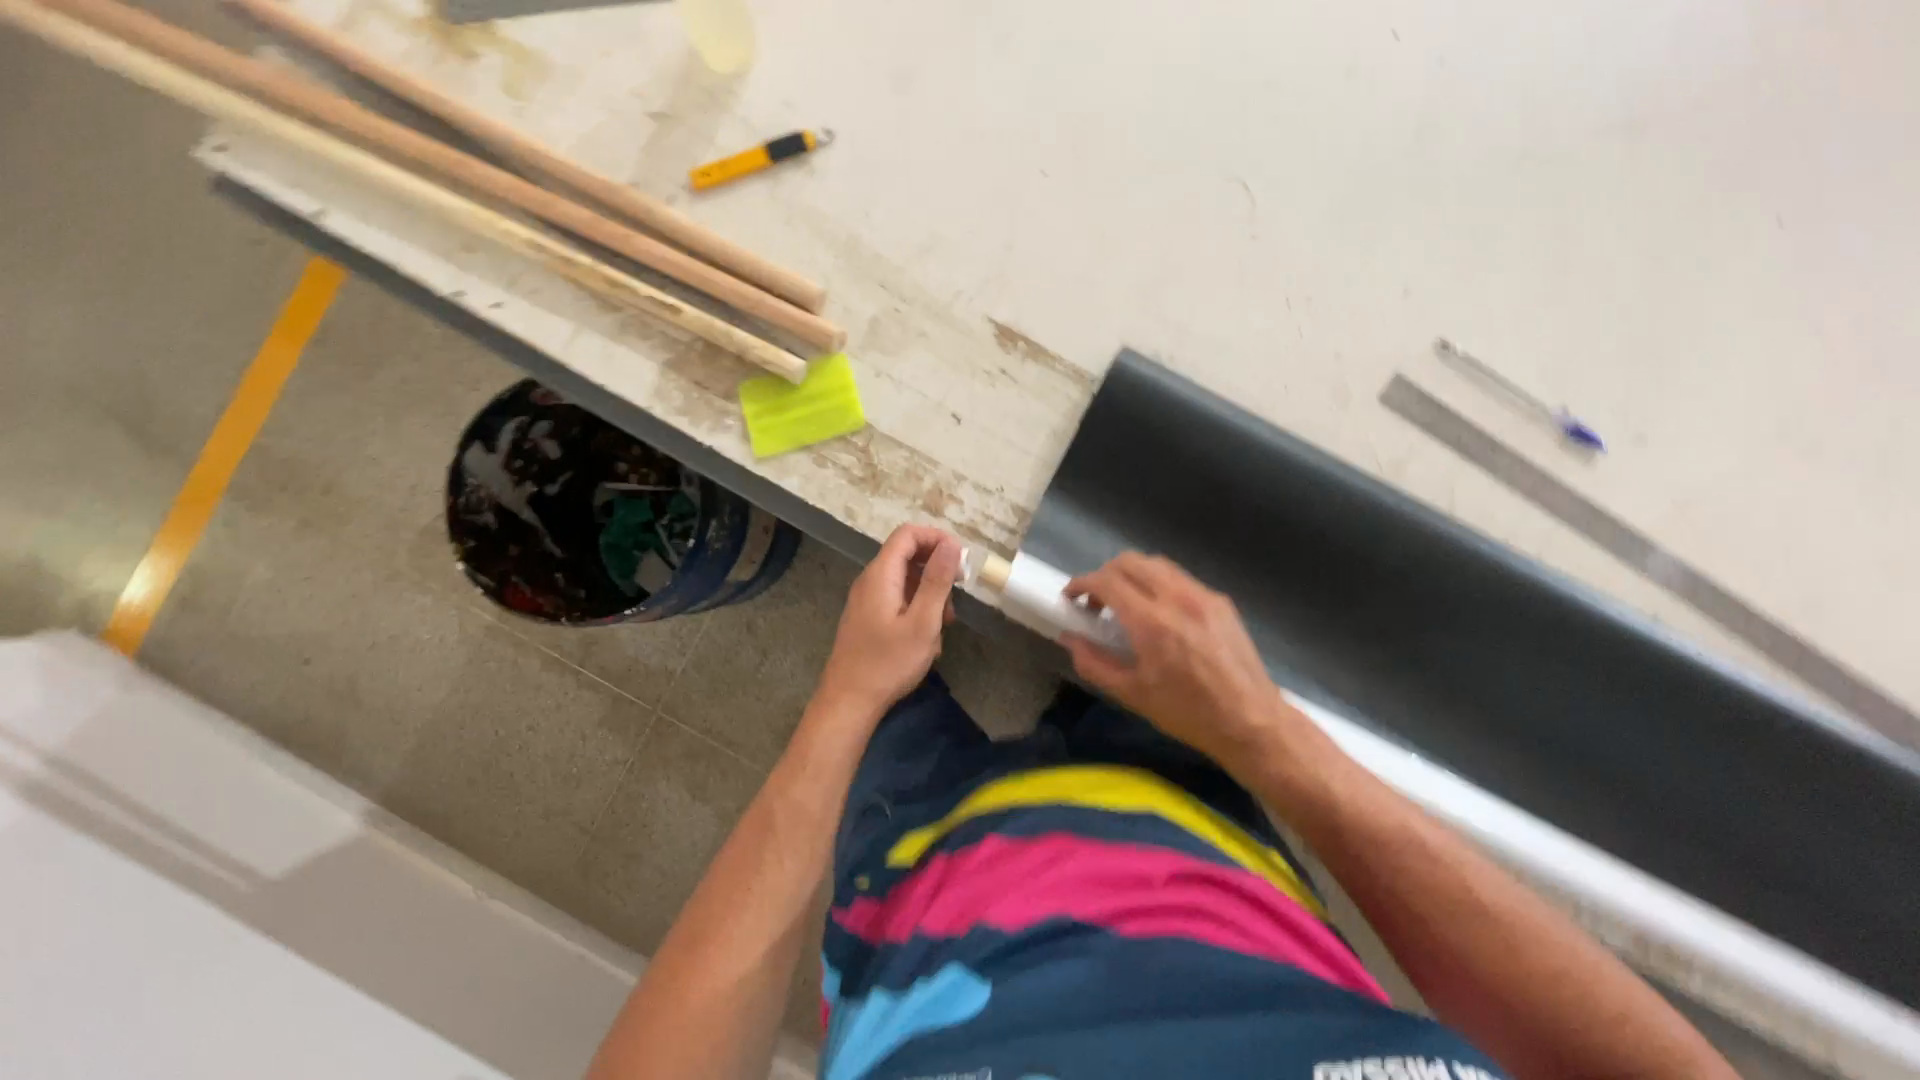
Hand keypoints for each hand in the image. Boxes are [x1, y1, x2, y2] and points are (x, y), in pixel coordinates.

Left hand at [815, 524, 961, 719]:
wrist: (849, 701)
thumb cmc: (888, 663)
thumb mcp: (923, 622)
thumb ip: (937, 580)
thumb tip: (952, 544)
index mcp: (881, 574)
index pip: (908, 534)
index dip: (937, 538)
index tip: (962, 560)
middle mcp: (870, 580)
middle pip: (907, 556)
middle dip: (936, 570)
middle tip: (958, 595)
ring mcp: (866, 600)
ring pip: (905, 581)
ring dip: (929, 595)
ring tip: (944, 624)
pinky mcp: (867, 617)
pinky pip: (896, 600)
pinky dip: (916, 609)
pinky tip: (927, 638)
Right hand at [1064, 553, 1306, 768]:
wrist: (1251, 721)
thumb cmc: (1188, 713)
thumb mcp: (1132, 694)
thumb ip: (1094, 662)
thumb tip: (1069, 638)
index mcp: (1152, 622)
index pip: (1107, 581)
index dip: (1082, 584)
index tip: (1070, 598)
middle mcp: (1178, 598)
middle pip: (1131, 561)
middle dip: (1105, 575)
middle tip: (1096, 603)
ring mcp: (1204, 596)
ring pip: (1158, 564)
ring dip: (1133, 576)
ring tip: (1126, 606)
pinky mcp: (1221, 602)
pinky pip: (1181, 579)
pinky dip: (1159, 585)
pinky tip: (1160, 616)